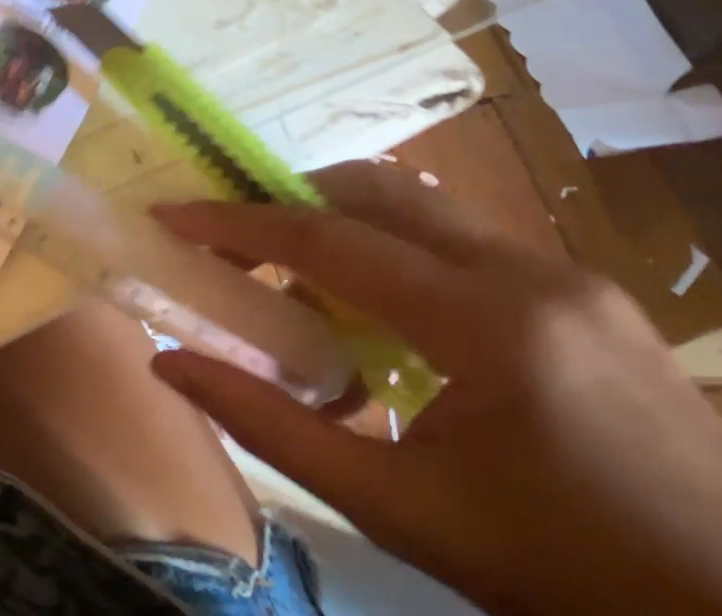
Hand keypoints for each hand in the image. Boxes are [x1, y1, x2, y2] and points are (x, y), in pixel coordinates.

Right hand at [150, 163, 721, 615]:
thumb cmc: (557, 565)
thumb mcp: (394, 506)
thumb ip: (270, 425)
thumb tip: (168, 363)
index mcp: (490, 324)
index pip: (329, 241)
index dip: (235, 222)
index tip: (169, 213)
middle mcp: (535, 277)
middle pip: (381, 192)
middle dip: (288, 198)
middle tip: (227, 237)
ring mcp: (572, 283)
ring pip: (426, 212)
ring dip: (341, 226)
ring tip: (289, 280)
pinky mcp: (589, 302)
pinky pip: (464, 247)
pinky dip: (394, 256)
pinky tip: (376, 317)